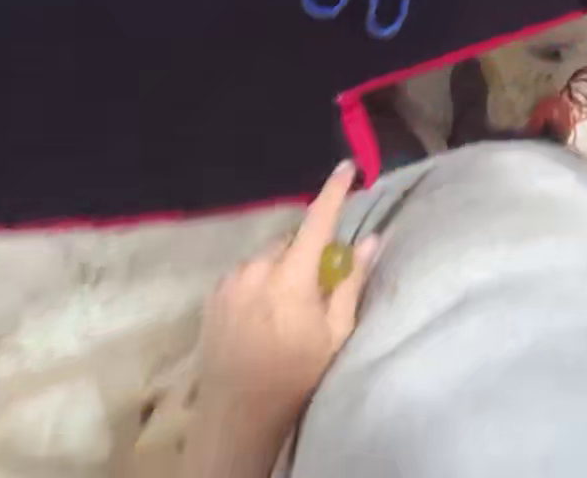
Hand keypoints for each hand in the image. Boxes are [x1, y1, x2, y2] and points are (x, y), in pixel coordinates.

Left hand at [184, 161, 378, 477]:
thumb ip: (352, 281)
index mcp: (291, 277)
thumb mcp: (335, 334)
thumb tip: (372, 238)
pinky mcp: (213, 293)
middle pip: (291, 240)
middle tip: (315, 283)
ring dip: (281, 266)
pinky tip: (260, 312)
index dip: (334, 190)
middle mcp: (257, 268)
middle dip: (306, 250)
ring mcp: (230, 280)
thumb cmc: (296, 377)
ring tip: (284, 306)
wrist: (237, 420)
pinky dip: (258, 279)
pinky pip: (245, 271)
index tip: (346, 166)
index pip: (318, 220)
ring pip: (267, 255)